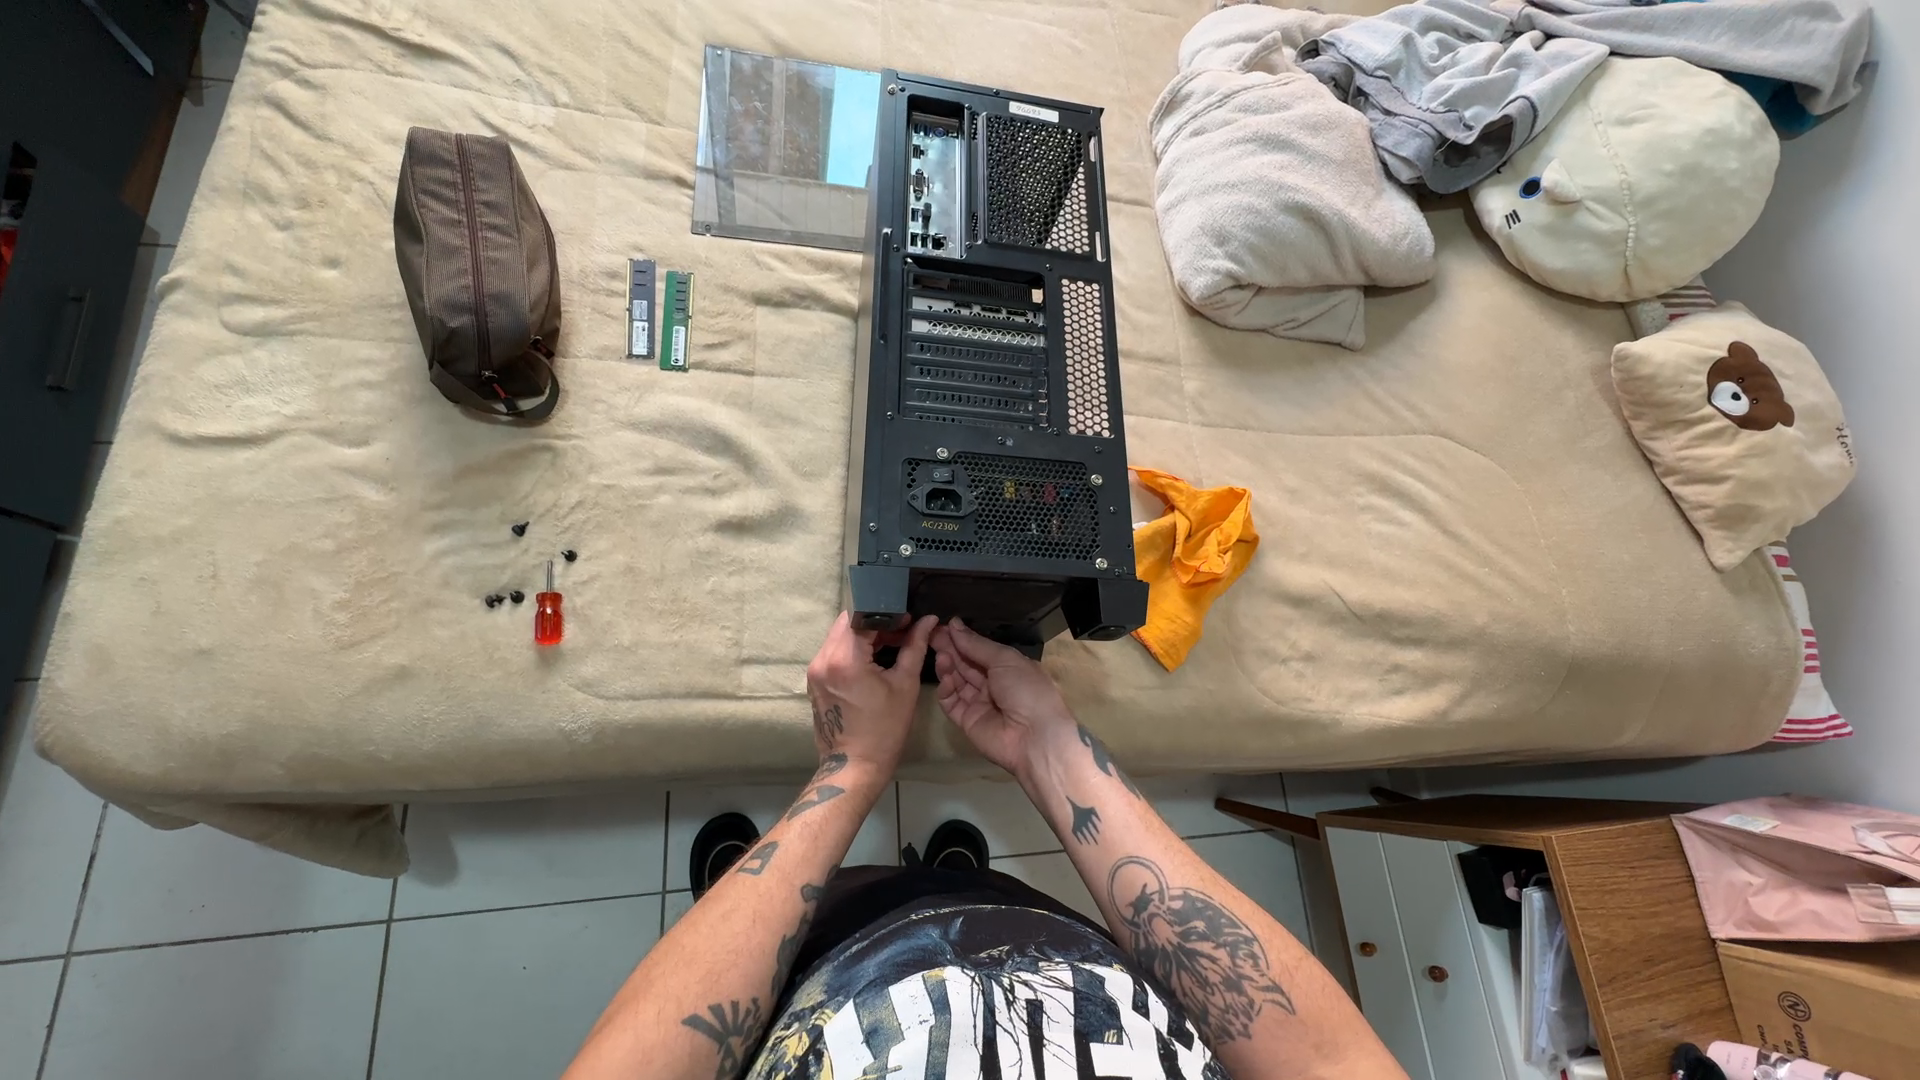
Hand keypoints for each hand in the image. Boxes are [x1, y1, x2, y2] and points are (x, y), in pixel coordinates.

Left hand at [805, 611, 936, 775]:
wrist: (854, 766)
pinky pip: (833, 652)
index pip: (862, 616)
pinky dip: (851, 649)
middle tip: (901, 631)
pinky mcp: (814, 680)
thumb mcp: (904, 684)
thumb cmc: (884, 729)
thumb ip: (915, 646)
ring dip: (863, 635)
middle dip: (874, 622)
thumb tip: (929, 620)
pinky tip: (872, 660)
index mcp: (845, 659)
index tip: (907, 619)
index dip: (886, 613)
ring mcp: (814, 670)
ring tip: (889, 645)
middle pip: (848, 623)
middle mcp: (823, 659)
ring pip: (839, 636)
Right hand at [930, 620, 1077, 781]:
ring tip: (939, 654)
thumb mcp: (1005, 659)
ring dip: (948, 666)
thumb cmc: (1026, 689)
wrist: (1035, 737)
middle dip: (950, 648)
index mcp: (1008, 667)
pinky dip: (946, 689)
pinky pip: (952, 702)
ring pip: (957, 681)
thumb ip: (977, 644)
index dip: (962, 638)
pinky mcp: (968, 721)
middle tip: (931, 634)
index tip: (942, 625)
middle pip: (966, 664)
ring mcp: (979, 703)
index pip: (979, 650)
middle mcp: (993, 684)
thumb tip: (954, 624)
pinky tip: (945, 677)